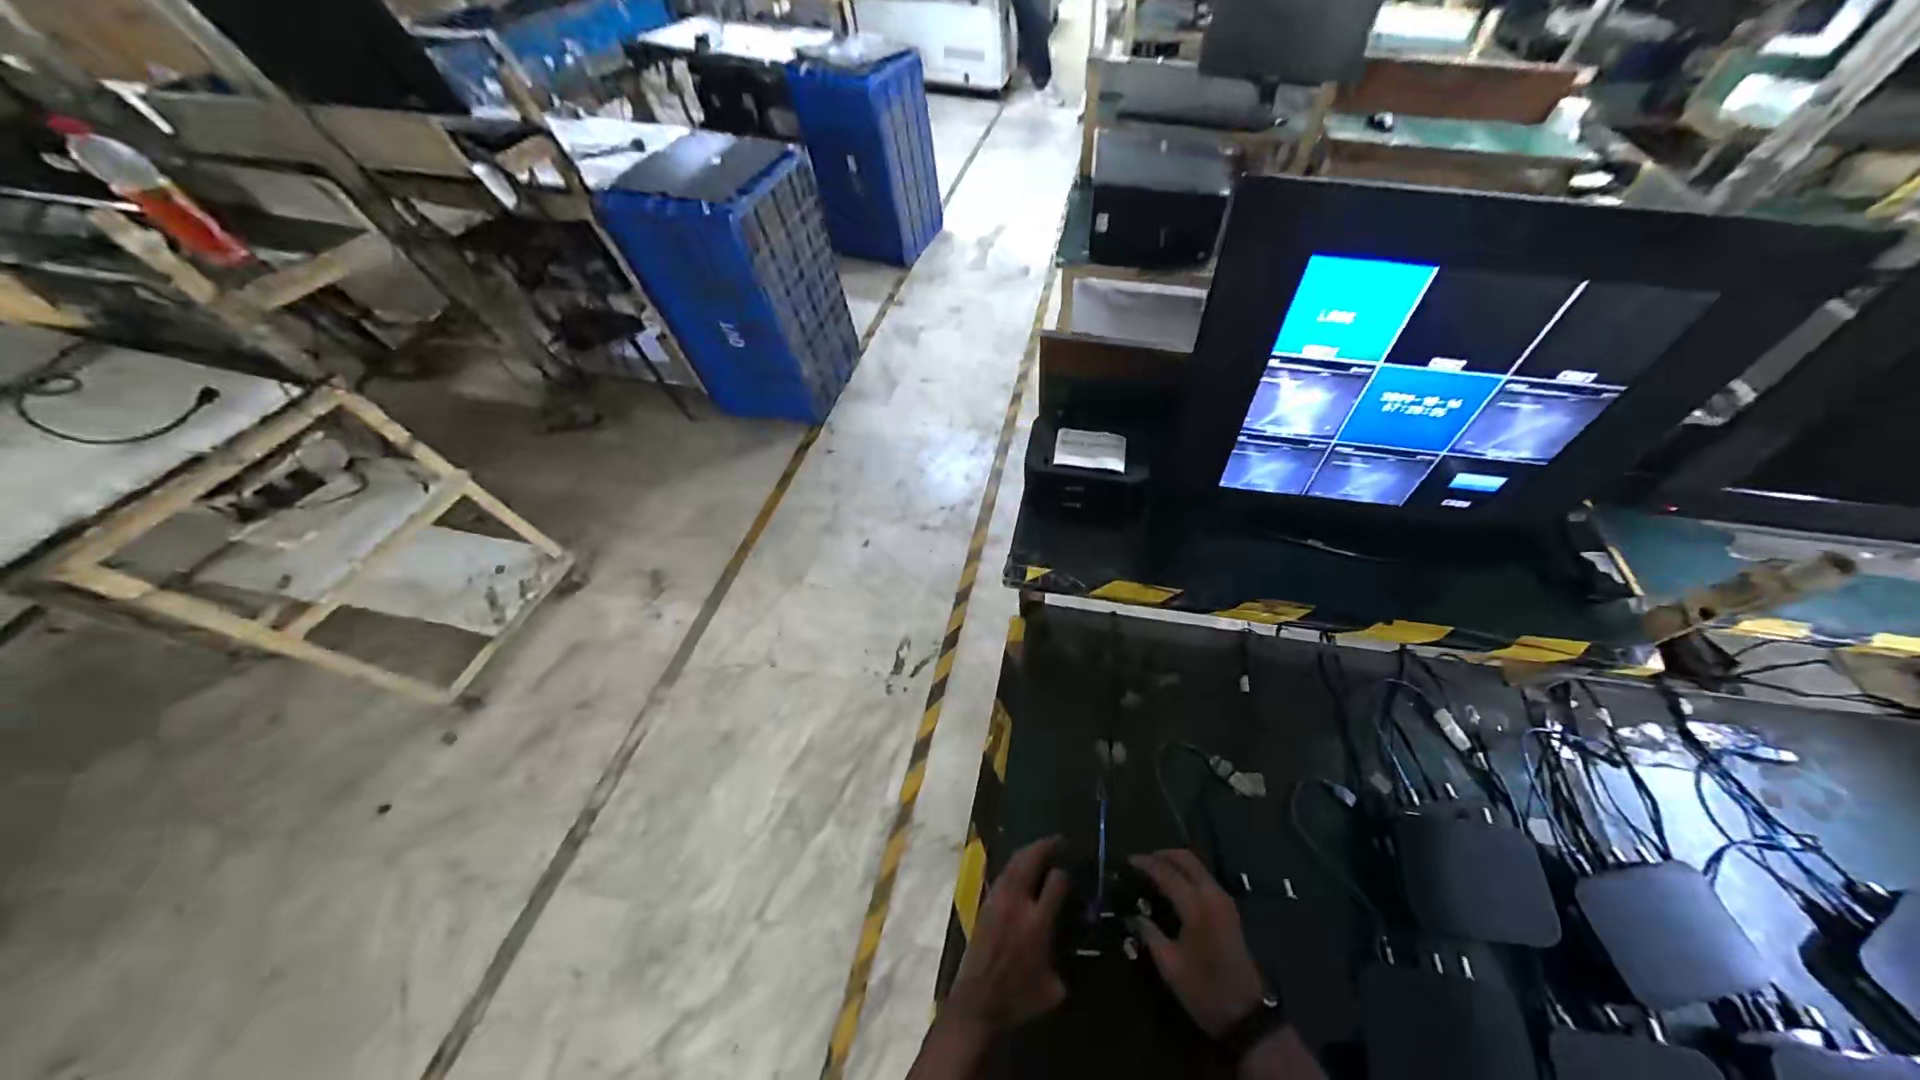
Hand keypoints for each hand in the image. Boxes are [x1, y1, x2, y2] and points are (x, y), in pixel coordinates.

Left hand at [946, 835, 1072, 1032]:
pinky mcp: (984, 904)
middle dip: (1047, 846)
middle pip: (1031, 860)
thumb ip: (1066, 958)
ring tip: (1044, 848)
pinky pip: (1003, 875)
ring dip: (1030, 851)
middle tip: (1061, 841)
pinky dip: (1016, 865)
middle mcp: (1017, 903)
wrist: (976, 1003)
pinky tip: (1023, 868)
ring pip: (1013, 862)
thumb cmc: (1019, 999)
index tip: (1074, 877)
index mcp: (1038, 923)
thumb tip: (1073, 942)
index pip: (1057, 881)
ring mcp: (997, 900)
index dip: (1067, 875)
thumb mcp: (1054, 987)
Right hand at [1128, 849, 1268, 1037]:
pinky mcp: (1230, 909)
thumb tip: (1134, 915)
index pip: (1166, 872)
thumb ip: (1149, 933)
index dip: (1145, 863)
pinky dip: (1187, 874)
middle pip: (1186, 858)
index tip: (1126, 861)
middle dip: (1162, 854)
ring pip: (1198, 866)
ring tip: (1153, 872)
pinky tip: (1173, 887)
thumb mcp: (1169, 965)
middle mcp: (1213, 895)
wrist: (1245, 1014)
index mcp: (1196, 906)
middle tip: (1141, 862)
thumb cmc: (1204, 990)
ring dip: (1175, 863)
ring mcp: (1225, 901)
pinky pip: (1205, 878)